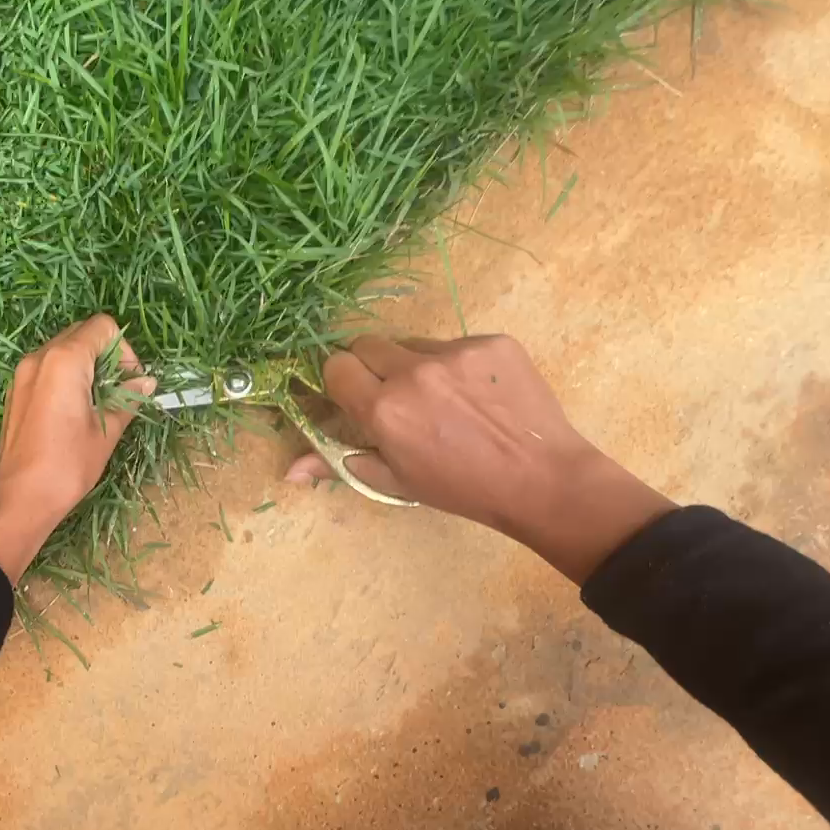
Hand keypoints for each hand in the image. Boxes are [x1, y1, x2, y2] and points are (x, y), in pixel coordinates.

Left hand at [0, 314, 155, 581]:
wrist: (20, 499)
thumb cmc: (67, 466)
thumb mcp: (106, 432)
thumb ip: (127, 400)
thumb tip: (146, 383)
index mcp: (64, 361)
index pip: (102, 327)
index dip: (124, 350)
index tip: (130, 382)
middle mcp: (39, 358)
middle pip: (81, 334)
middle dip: (106, 357)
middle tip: (118, 393)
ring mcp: (21, 375)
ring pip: (62, 351)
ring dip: (86, 368)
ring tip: (97, 405)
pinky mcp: (14, 393)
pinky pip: (46, 370)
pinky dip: (65, 378)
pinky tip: (74, 412)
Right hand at [286, 334, 674, 583]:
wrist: (540, 478)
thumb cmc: (458, 487)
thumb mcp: (392, 480)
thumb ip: (336, 464)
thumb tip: (288, 471)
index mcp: (383, 410)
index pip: (336, 367)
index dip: (340, 381)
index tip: (352, 396)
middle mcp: (413, 374)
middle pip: (367, 344)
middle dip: (369, 366)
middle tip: (390, 393)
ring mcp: (455, 353)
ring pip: (411, 344)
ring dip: (412, 365)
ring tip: (440, 398)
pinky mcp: (491, 342)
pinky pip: (453, 344)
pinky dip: (454, 365)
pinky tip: (474, 393)